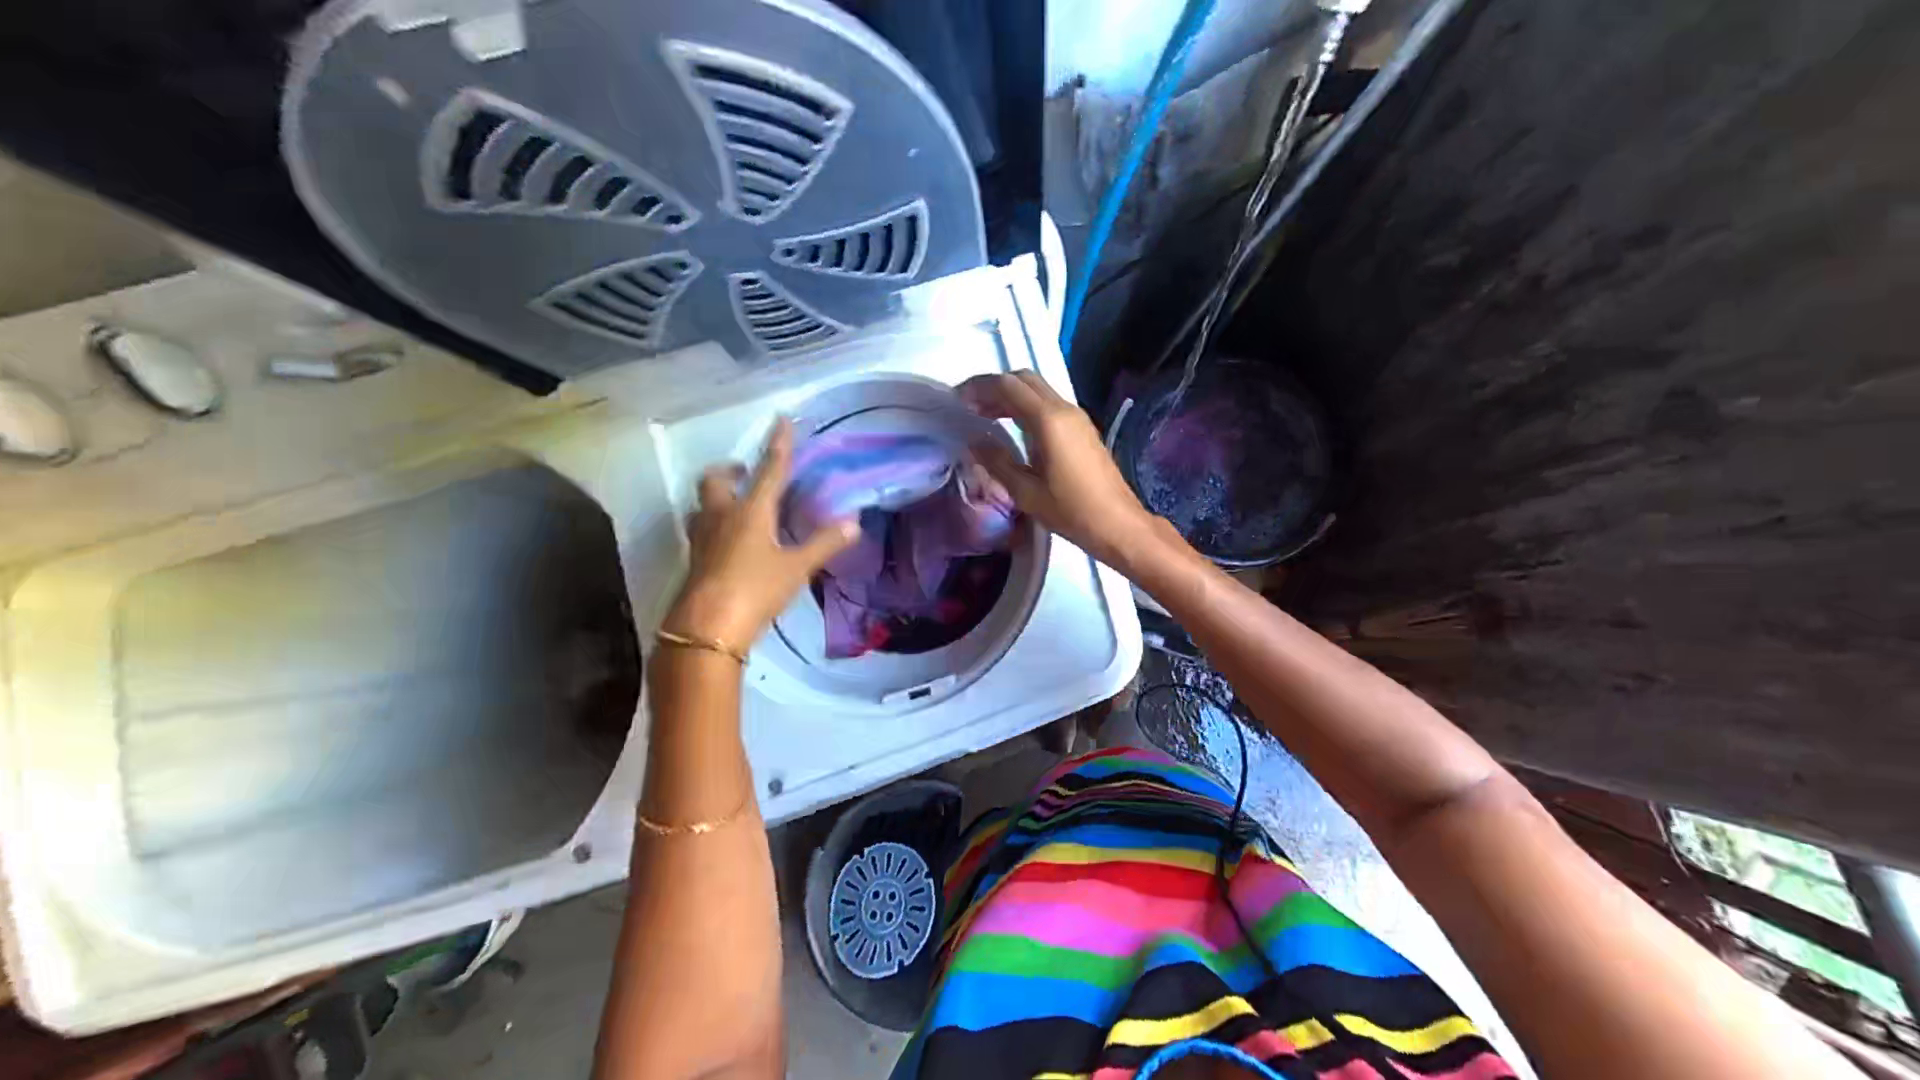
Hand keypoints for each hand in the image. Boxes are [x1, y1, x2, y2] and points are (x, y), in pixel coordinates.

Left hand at [664, 418, 859, 649]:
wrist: (708, 627)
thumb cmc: (755, 589)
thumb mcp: (796, 567)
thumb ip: (824, 543)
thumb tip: (854, 523)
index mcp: (751, 510)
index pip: (769, 469)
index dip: (778, 444)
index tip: (781, 419)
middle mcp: (721, 515)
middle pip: (717, 480)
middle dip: (731, 470)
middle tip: (746, 473)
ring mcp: (702, 537)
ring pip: (702, 504)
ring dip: (716, 497)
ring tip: (734, 505)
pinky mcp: (694, 558)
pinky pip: (700, 529)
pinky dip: (713, 524)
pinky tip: (727, 541)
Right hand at [957, 372, 1162, 568]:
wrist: (1117, 523)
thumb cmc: (1071, 511)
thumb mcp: (1025, 492)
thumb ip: (996, 461)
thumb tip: (973, 441)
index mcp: (1048, 421)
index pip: (1008, 386)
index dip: (978, 387)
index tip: (957, 401)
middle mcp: (1063, 409)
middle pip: (1023, 378)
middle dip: (993, 386)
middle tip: (969, 406)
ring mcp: (1076, 416)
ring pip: (1037, 388)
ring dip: (1009, 395)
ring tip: (983, 415)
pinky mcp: (1081, 428)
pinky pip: (1048, 403)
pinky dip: (1024, 406)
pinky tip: (1011, 427)